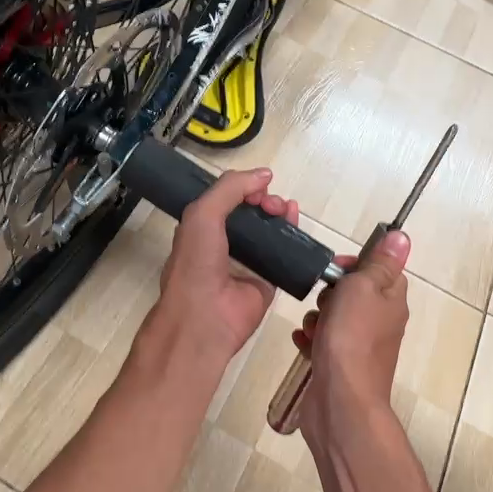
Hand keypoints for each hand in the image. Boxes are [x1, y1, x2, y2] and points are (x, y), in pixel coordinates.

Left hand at [149, 168, 298, 364]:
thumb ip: (230, 189)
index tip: (257, 186)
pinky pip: (283, 253)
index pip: (226, 201)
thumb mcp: (203, 214)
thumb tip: (264, 174)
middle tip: (271, 203)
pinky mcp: (268, 280)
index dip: (242, 189)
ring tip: (286, 208)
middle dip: (263, 200)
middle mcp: (224, 244)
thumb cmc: (197, 262)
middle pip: (250, 213)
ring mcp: (248, 262)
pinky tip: (295, 221)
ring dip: (279, 213)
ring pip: (268, 230)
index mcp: (202, 229)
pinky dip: (292, 236)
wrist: (204, 317)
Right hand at [293, 230, 410, 442]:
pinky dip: (311, 339)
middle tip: (324, 300)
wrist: (340, 399)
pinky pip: (322, 341)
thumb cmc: (351, 337)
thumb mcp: (364, 287)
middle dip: (331, 291)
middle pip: (354, 292)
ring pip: (335, 317)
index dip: (356, 264)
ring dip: (318, 316)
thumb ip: (379, 262)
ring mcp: (361, 346)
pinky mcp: (340, 365)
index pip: (380, 269)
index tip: (336, 269)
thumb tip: (402, 236)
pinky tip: (303, 341)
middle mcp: (381, 322)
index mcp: (392, 301)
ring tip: (313, 326)